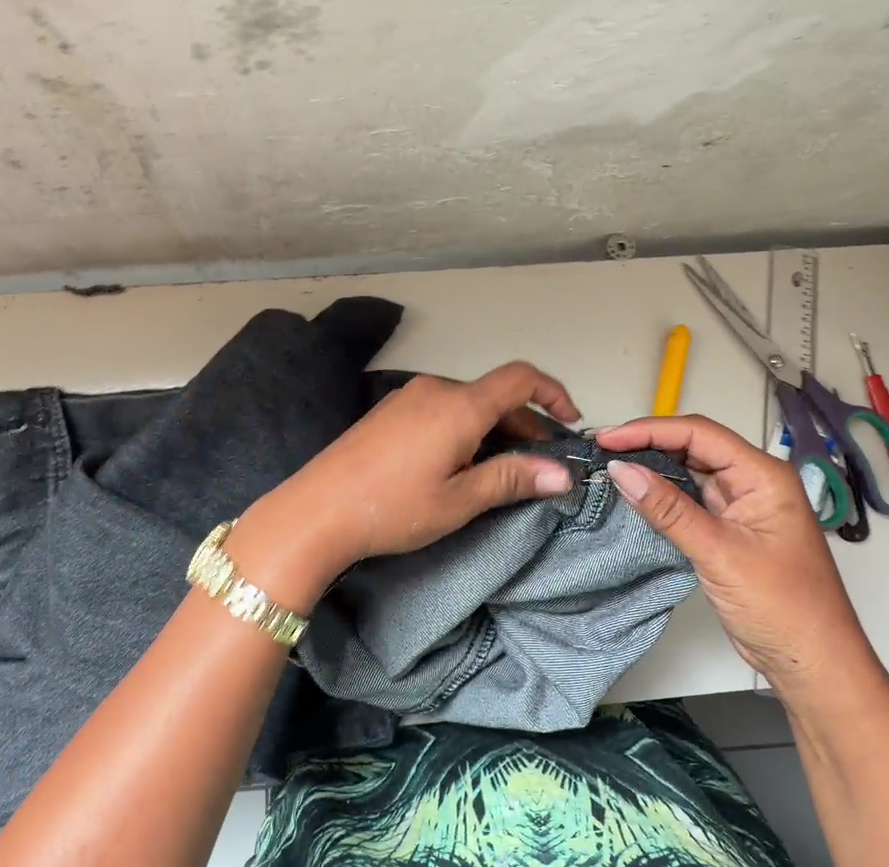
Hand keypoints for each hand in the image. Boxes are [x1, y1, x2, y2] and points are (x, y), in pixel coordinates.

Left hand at [232, 362, 580, 605]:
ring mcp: (408, 397)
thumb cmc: (394, 507)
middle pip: (494, 395)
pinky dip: (465, 430)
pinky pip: (442, 410)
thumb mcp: (460, 500)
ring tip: (501, 474)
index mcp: (459, 405)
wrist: (317, 509)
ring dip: (494, 431)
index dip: (553, 394)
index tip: (571, 423)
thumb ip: (513, 479)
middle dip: (525, 426)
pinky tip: (459, 466)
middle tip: (541, 468)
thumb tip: (563, 474)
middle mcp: (436, 389)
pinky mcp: (390, 412)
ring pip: (468, 405)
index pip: (521, 379)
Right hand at [593, 416, 876, 693]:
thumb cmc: (783, 607)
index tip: (607, 439)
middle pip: (693, 447)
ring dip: (651, 468)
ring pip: (689, 472)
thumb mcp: (719, 553)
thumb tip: (620, 470)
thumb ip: (668, 509)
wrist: (813, 663)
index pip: (699, 434)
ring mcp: (741, 506)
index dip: (649, 430)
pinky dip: (661, 494)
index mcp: (763, 476)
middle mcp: (753, 482)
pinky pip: (689, 499)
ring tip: (609, 466)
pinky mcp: (728, 529)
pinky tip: (635, 494)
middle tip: (600, 449)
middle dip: (646, 444)